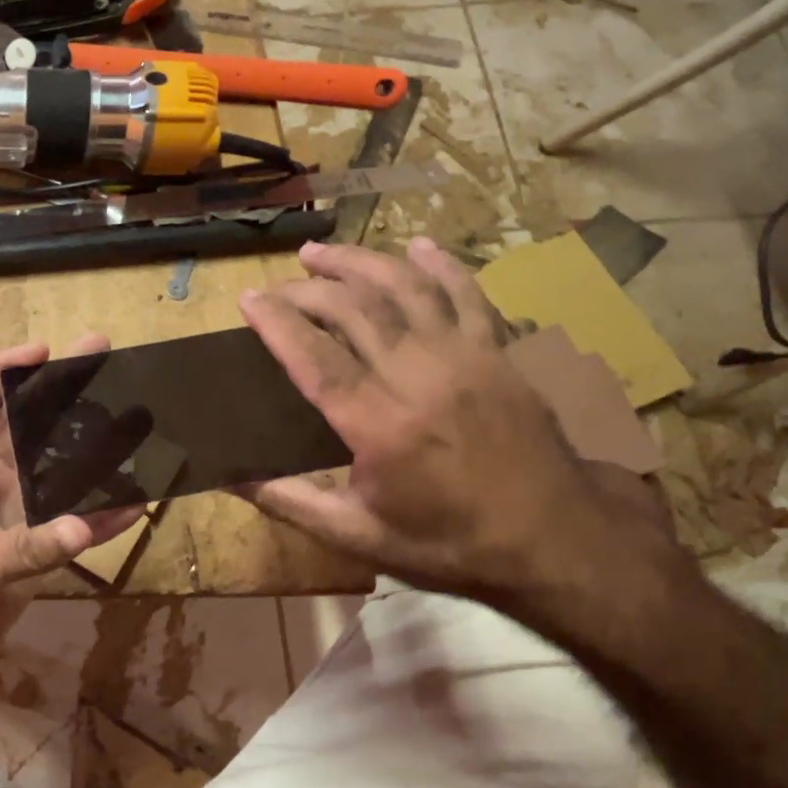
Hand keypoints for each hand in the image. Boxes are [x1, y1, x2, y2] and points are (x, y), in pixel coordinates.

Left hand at [0, 337, 143, 653]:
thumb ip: (18, 551)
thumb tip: (80, 527)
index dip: (1, 375)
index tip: (40, 350)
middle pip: (23, 422)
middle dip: (58, 387)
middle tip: (100, 350)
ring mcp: (12, 506)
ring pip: (55, 461)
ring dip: (91, 438)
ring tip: (134, 409)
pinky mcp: (34, 538)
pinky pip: (73, 516)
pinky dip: (103, 508)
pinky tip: (138, 493)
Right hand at [236, 237, 646, 597]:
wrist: (558, 541)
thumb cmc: (448, 541)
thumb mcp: (357, 535)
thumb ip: (290, 502)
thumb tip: (229, 477)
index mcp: (379, 426)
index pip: (315, 358)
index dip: (277, 323)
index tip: (246, 300)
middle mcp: (420, 379)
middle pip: (355, 311)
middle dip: (308, 289)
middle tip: (275, 286)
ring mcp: (466, 359)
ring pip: (405, 290)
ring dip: (359, 263)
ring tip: (319, 252)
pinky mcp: (499, 354)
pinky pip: (468, 295)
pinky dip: (441, 265)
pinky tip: (415, 246)